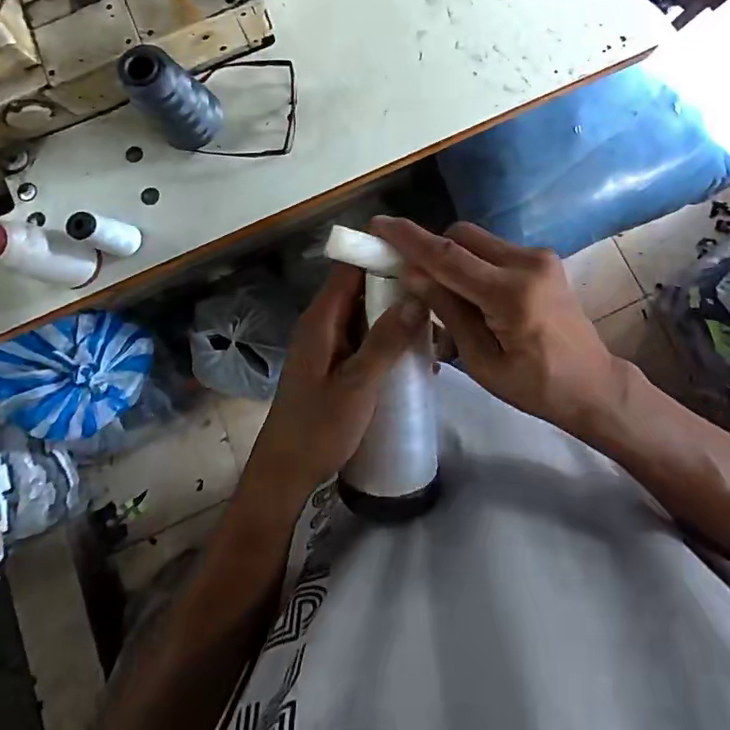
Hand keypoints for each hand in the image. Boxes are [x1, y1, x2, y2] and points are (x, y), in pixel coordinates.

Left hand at [242, 264, 426, 502]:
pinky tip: (422, 359)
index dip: (382, 256)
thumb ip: (386, 341)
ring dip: (398, 320)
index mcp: (320, 320)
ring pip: (367, 317)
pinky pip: (366, 342)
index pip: (349, 268)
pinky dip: (390, 343)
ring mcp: (329, 346)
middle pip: (362, 290)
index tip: (424, 258)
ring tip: (440, 329)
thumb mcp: (358, 384)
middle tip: (443, 297)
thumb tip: (418, 297)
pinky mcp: (336, 367)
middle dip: (399, 290)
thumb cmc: (318, 428)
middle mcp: (323, 325)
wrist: (286, 473)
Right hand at [372, 217, 633, 438]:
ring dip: (452, 257)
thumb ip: (447, 310)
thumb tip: (411, 273)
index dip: (408, 239)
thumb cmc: (535, 386)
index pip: (447, 256)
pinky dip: (472, 262)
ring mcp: (539, 257)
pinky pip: (492, 249)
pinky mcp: (543, 258)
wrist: (593, 384)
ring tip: (444, 292)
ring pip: (476, 239)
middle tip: (409, 274)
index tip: (377, 224)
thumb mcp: (481, 360)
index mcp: (510, 295)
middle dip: (430, 249)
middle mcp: (527, 263)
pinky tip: (471, 293)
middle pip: (461, 236)